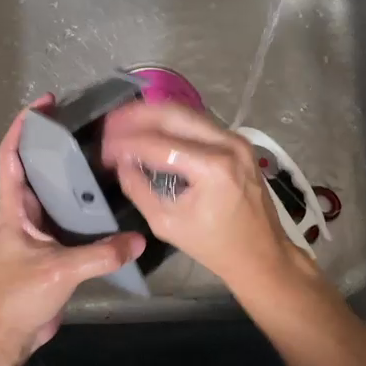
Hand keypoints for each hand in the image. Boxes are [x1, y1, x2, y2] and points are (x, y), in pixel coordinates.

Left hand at [0, 96, 145, 363]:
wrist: (12, 334)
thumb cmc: (22, 296)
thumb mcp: (62, 270)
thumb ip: (101, 255)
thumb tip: (139, 239)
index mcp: (14, 208)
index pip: (10, 156)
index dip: (22, 127)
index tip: (44, 105)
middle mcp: (24, 211)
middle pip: (32, 164)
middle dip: (51, 139)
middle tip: (83, 121)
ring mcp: (37, 227)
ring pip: (51, 187)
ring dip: (67, 167)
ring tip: (98, 148)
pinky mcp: (52, 244)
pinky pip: (67, 211)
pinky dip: (82, 197)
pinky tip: (106, 192)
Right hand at [99, 101, 310, 290]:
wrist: (261, 253)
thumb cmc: (213, 246)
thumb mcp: (166, 223)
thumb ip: (138, 188)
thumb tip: (120, 162)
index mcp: (212, 168)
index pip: (157, 144)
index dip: (125, 143)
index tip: (104, 148)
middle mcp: (227, 144)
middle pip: (172, 113)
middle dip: (136, 116)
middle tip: (110, 124)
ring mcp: (236, 140)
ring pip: (186, 112)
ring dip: (152, 115)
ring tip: (124, 122)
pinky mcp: (238, 142)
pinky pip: (198, 123)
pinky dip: (171, 122)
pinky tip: (150, 129)